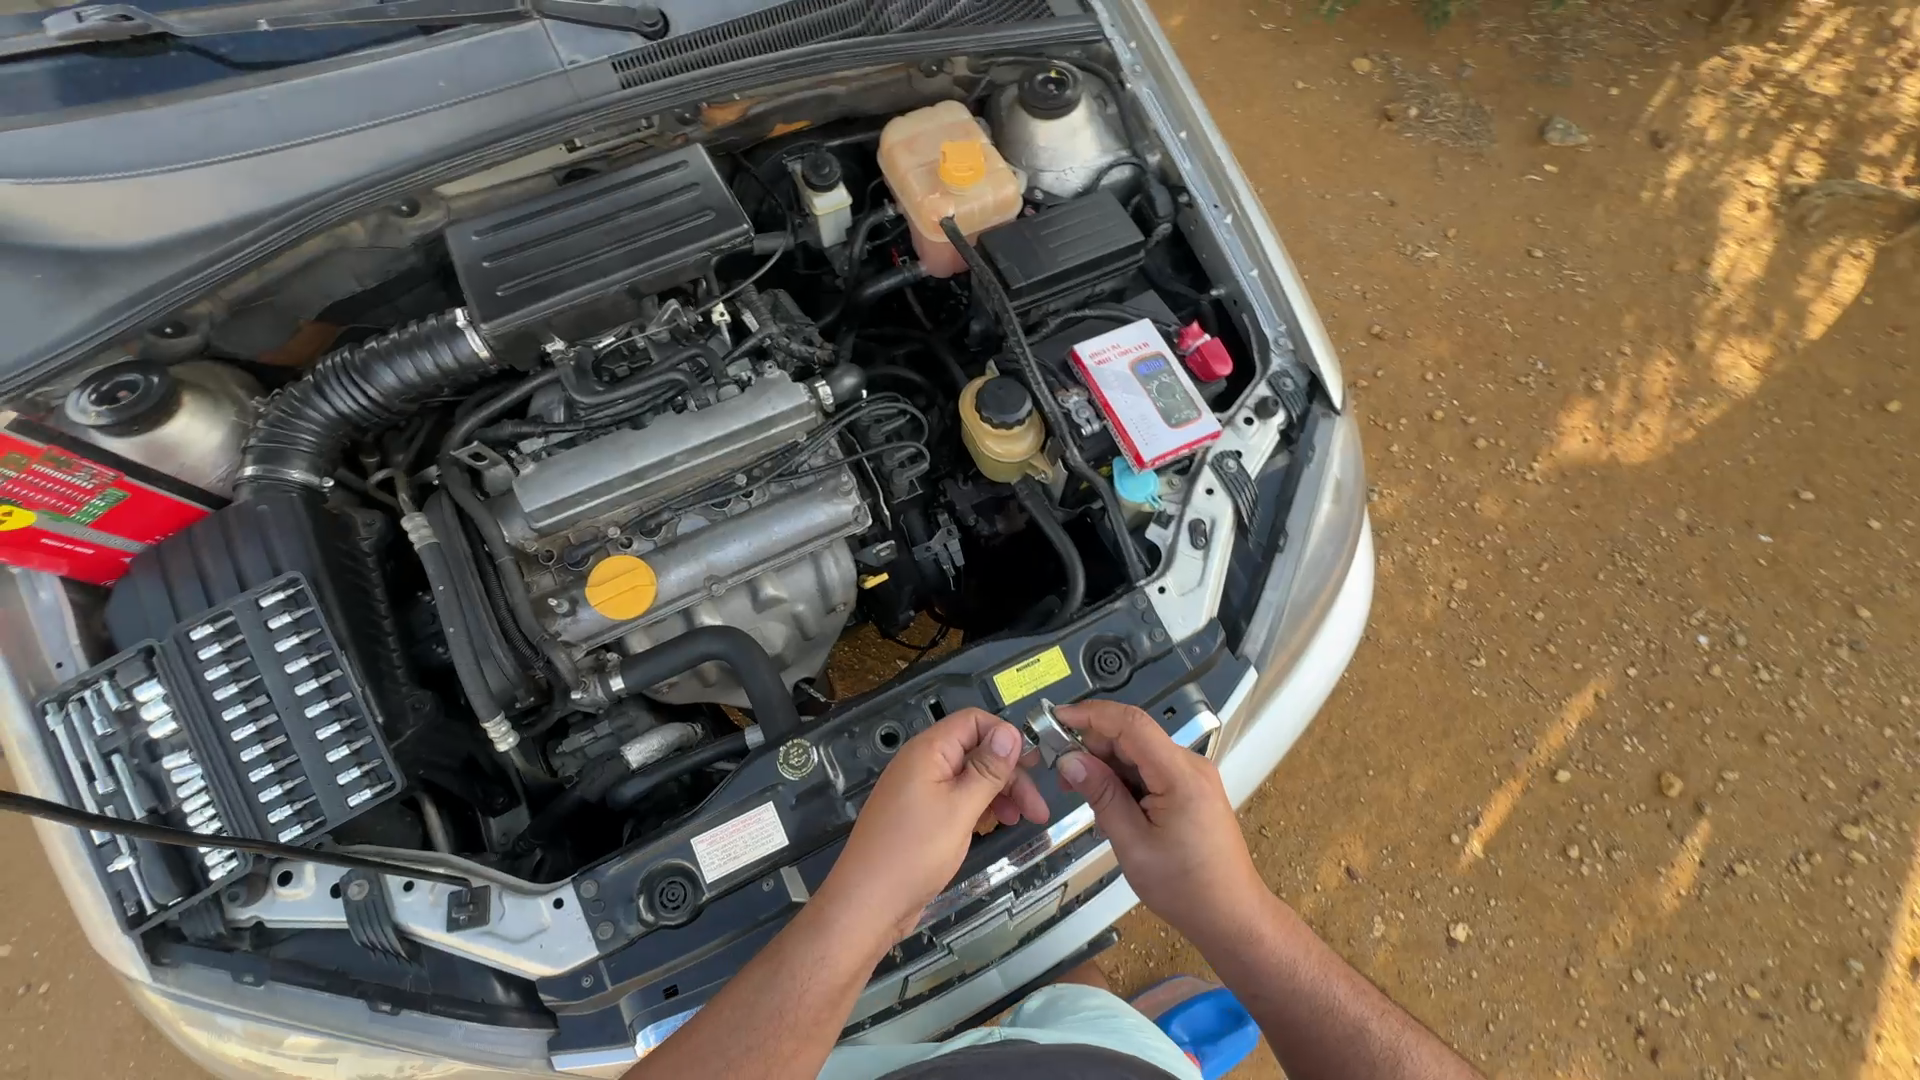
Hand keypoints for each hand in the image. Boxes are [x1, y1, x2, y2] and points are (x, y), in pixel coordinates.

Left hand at [816, 708, 1049, 944]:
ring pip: (970, 777)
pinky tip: (996, 826)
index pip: (974, 721)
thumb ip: (987, 769)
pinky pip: (957, 798)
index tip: (1031, 766)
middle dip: (1009, 774)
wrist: (867, 903)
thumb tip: (1009, 731)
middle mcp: (923, 763)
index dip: (1004, 737)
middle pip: (976, 751)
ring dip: (999, 793)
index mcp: (929, 750)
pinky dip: (980, 808)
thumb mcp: (960, 808)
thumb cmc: (914, 852)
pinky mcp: (921, 814)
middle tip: (1037, 806)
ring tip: (1023, 819)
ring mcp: (921, 789)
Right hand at [1055, 700, 1269, 947]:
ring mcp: (1192, 776)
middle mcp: (1190, 764)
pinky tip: (1111, 808)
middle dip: (1093, 747)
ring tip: (1087, 800)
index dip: (1091, 714)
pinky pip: (1149, 769)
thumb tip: (1070, 759)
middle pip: (1132, 735)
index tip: (1055, 719)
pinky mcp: (1190, 789)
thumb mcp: (1133, 844)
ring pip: (1138, 752)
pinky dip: (1124, 780)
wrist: (1233, 918)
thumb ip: (1102, 796)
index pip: (1131, 723)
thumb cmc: (1184, 888)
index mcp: (1180, 774)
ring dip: (1107, 767)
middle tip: (1064, 776)